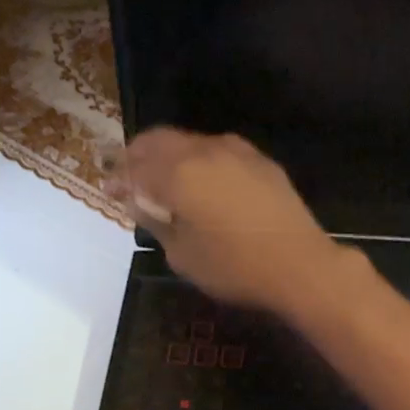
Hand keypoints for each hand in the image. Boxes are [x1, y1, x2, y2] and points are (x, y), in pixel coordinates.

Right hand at [114, 128, 350, 311]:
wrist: (300, 265)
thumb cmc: (235, 267)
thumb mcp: (183, 255)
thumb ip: (156, 222)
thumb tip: (139, 203)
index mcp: (178, 173)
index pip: (134, 166)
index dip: (118, 177)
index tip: (109, 189)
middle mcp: (204, 151)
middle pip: (160, 141)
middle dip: (139, 155)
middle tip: (129, 175)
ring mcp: (237, 152)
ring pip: (191, 142)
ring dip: (171, 155)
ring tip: (165, 178)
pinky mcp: (262, 162)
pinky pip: (220, 151)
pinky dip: (201, 160)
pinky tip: (204, 181)